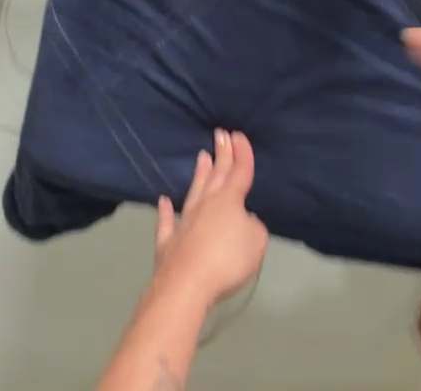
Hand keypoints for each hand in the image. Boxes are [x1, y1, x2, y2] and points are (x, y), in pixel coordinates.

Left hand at [152, 129, 268, 309]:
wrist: (186, 286)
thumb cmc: (227, 261)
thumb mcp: (257, 241)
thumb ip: (253, 226)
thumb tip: (243, 221)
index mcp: (230, 200)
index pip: (239, 171)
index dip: (242, 153)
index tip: (238, 135)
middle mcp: (206, 204)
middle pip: (216, 174)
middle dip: (221, 154)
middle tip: (221, 135)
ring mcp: (184, 222)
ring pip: (194, 191)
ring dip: (200, 173)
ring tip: (201, 156)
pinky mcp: (168, 242)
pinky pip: (166, 222)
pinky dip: (165, 211)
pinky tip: (163, 200)